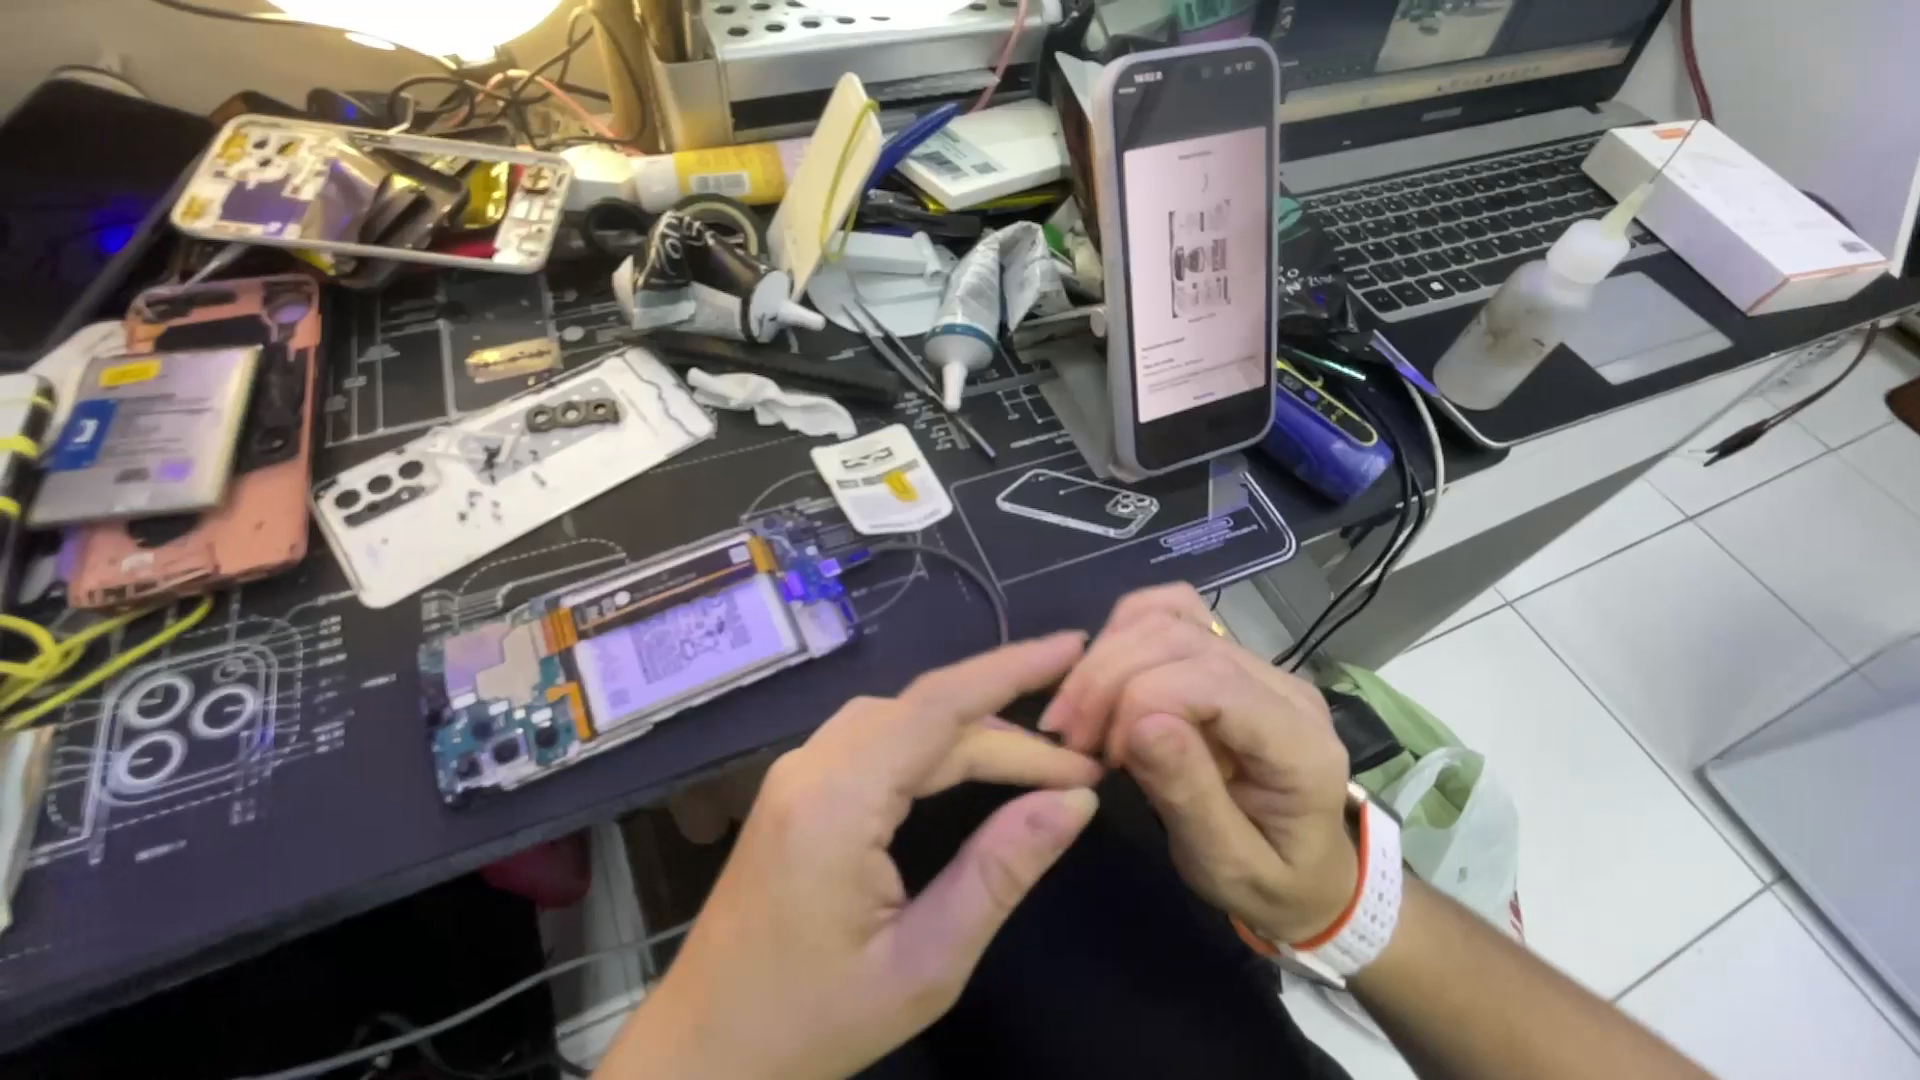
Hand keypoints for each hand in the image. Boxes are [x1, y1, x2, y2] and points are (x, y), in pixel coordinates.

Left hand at [603, 634, 1102, 1079]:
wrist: (702, 1055)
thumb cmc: (812, 1021)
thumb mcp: (926, 963)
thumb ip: (1001, 871)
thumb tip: (1074, 801)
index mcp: (838, 800)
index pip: (941, 707)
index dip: (1012, 670)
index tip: (1075, 651)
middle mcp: (811, 766)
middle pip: (924, 714)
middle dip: (1006, 728)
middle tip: (1080, 761)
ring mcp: (795, 774)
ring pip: (897, 719)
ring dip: (969, 728)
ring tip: (1037, 754)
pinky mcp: (793, 791)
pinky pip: (872, 739)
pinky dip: (930, 740)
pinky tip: (966, 762)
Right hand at [1037, 585, 1356, 945]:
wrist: (1309, 876)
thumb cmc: (1270, 882)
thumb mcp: (1229, 867)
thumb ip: (1191, 797)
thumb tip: (1142, 721)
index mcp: (1298, 743)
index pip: (1210, 681)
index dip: (1140, 702)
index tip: (1105, 758)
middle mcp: (1281, 684)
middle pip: (1178, 637)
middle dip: (1107, 679)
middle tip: (1070, 737)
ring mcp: (1255, 663)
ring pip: (1167, 614)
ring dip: (1105, 656)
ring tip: (1077, 714)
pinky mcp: (1226, 658)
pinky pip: (1169, 613)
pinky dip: (1122, 636)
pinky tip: (1099, 682)